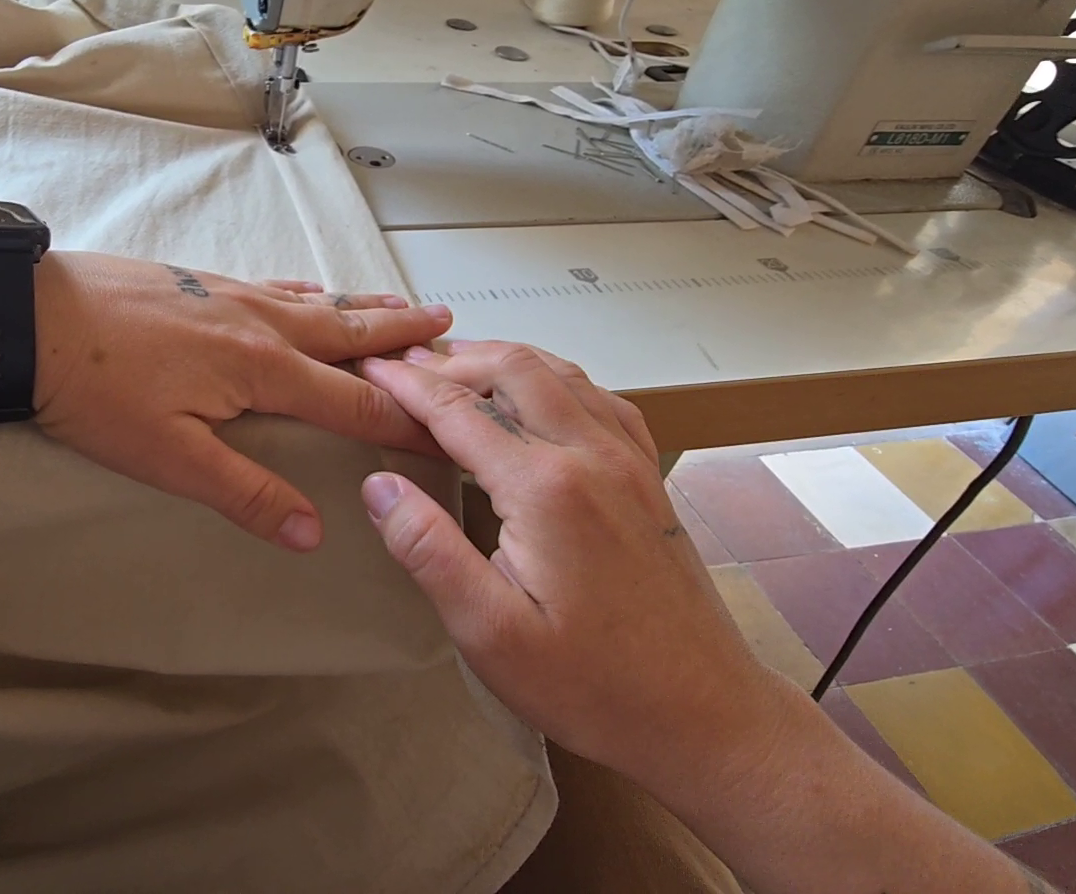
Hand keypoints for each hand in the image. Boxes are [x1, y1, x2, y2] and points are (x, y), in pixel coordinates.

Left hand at [32, 253, 451, 551]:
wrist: (34, 321)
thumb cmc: (97, 393)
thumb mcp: (171, 459)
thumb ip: (247, 493)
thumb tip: (314, 533)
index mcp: (263, 371)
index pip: (356, 403)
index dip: (407, 418)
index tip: (454, 424)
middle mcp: (260, 324)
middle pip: (349, 335)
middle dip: (403, 338)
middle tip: (452, 326)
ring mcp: (229, 295)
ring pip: (316, 303)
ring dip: (364, 309)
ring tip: (402, 306)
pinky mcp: (200, 281)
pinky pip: (275, 285)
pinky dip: (309, 291)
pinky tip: (310, 290)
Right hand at [358, 341, 792, 791]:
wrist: (705, 717)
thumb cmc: (589, 683)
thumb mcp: (488, 631)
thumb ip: (427, 549)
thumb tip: (379, 485)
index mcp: (546, 487)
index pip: (459, 410)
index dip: (407, 384)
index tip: (371, 367)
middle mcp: (591, 454)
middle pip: (513, 369)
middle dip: (452, 359)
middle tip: (405, 363)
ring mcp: (629, 460)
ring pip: (558, 372)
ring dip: (501, 358)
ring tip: (455, 362)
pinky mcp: (648, 475)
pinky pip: (598, 397)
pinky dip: (551, 376)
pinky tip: (535, 390)